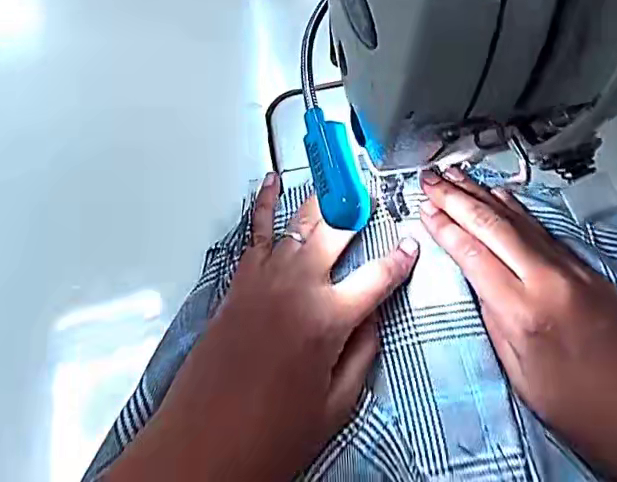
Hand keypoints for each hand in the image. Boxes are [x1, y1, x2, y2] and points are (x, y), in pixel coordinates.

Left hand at [107, 173, 419, 481]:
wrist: (205, 438)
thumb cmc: (270, 433)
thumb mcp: (335, 405)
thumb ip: (361, 354)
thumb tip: (373, 317)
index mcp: (328, 319)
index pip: (377, 278)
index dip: (399, 260)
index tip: (411, 246)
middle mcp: (298, 286)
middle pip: (336, 232)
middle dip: (357, 209)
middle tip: (371, 194)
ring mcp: (266, 275)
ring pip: (299, 222)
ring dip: (321, 198)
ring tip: (337, 178)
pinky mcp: (241, 277)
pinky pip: (258, 229)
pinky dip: (266, 202)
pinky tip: (272, 182)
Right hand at [419, 167, 616, 481]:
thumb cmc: (587, 414)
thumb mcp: (521, 375)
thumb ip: (494, 319)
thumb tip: (474, 279)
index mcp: (523, 311)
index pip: (471, 253)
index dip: (444, 227)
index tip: (423, 208)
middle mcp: (547, 280)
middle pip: (490, 224)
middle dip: (455, 197)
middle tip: (429, 178)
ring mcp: (571, 269)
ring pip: (516, 218)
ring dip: (481, 193)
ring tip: (454, 174)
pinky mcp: (588, 269)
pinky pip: (541, 228)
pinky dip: (515, 207)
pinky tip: (499, 194)